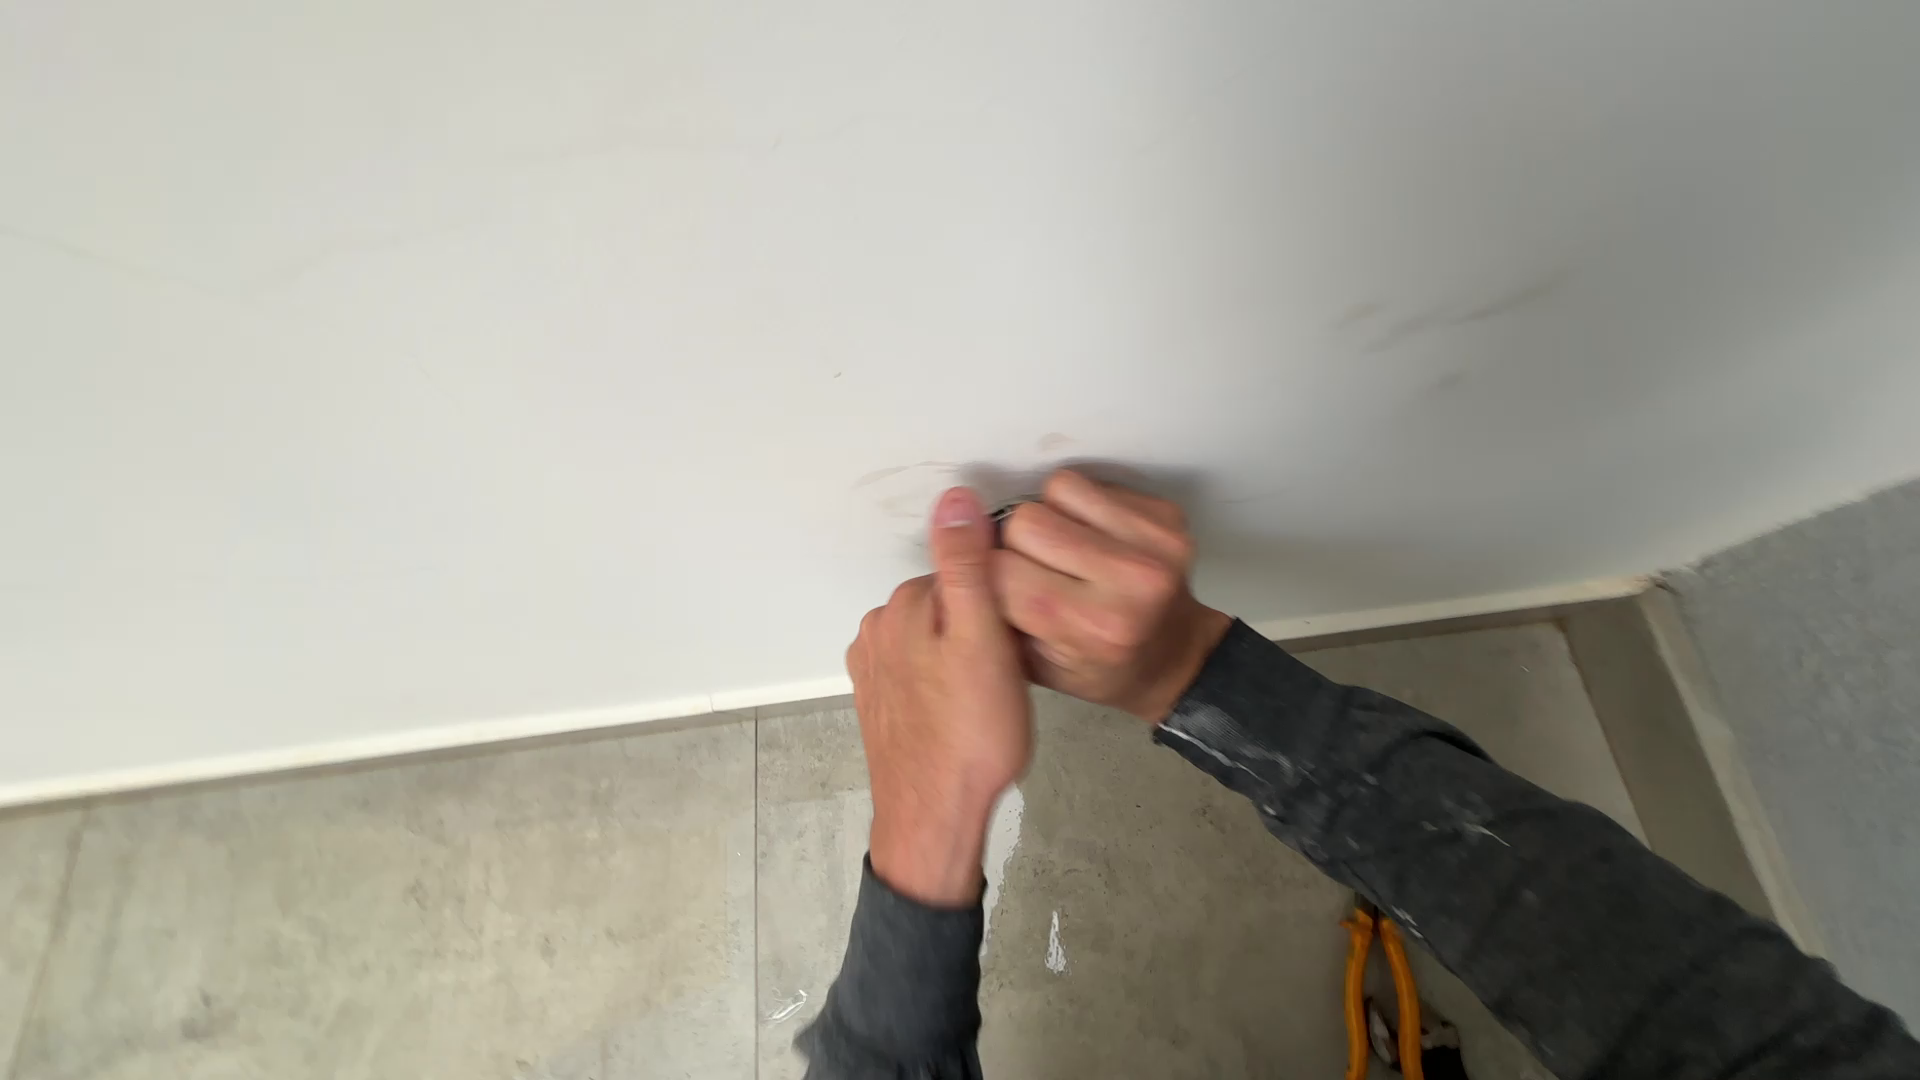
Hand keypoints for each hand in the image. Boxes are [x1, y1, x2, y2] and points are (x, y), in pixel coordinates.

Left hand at [846, 486, 1032, 906]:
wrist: (935, 818)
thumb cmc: (971, 730)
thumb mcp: (983, 639)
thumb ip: (967, 566)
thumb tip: (954, 497)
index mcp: (902, 606)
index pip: (961, 576)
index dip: (996, 604)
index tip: (1012, 640)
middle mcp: (876, 629)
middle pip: (943, 606)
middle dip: (975, 628)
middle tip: (1001, 675)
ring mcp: (870, 668)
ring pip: (931, 639)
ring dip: (957, 656)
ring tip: (983, 698)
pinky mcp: (874, 701)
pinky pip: (916, 670)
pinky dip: (938, 681)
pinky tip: (956, 712)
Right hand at [994, 469, 1231, 722]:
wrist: (1172, 659)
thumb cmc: (1098, 667)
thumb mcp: (1031, 665)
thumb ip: (991, 617)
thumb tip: (953, 562)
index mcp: (1093, 626)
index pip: (1000, 571)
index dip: (989, 576)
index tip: (1001, 588)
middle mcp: (1130, 582)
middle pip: (1025, 522)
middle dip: (1017, 545)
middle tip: (1036, 571)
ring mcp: (1154, 544)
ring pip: (1056, 491)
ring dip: (1049, 516)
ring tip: (1064, 551)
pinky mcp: (1166, 515)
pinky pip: (1090, 483)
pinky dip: (1078, 504)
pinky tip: (1089, 537)